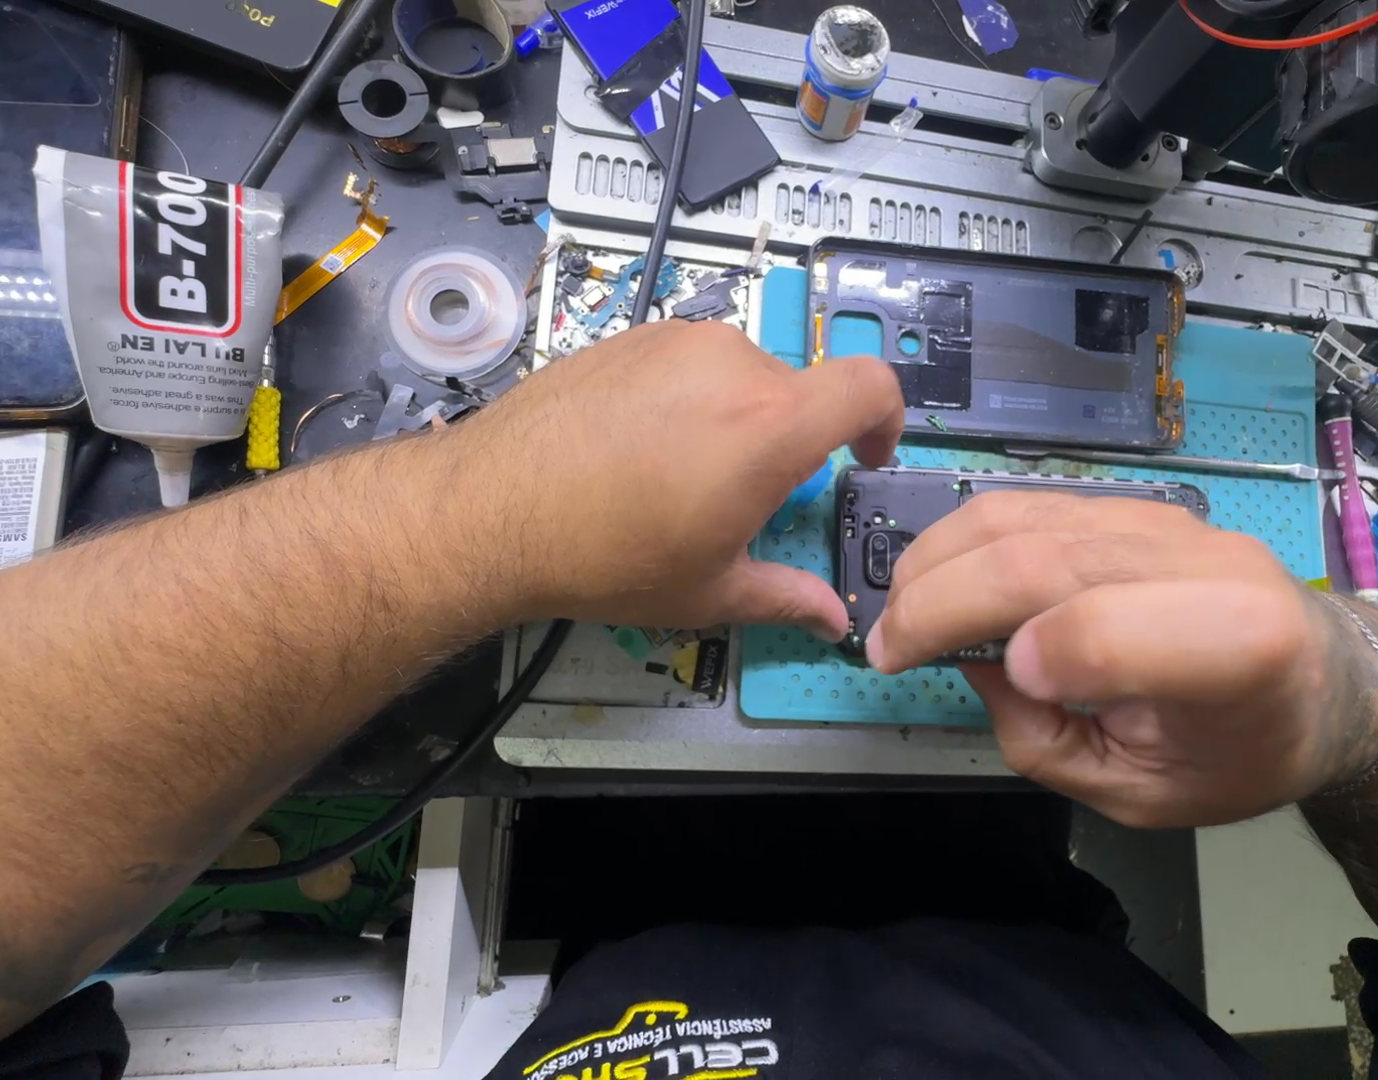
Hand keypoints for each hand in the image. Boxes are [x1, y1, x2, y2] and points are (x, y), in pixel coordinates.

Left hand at [465, 319, 902, 636]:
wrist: (490, 510)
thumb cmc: (609, 557)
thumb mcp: (711, 590)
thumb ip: (788, 598)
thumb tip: (833, 620)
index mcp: (769, 426)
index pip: (871, 385)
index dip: (886, 419)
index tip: (864, 456)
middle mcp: (731, 365)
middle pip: (799, 391)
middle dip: (791, 442)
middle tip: (743, 497)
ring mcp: (677, 342)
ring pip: (743, 376)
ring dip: (739, 419)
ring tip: (684, 474)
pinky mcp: (632, 336)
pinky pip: (691, 362)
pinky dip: (693, 398)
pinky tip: (644, 446)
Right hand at [866, 493, 1353, 827]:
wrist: (1324, 674)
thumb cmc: (1238, 751)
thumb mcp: (1142, 794)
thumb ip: (1046, 741)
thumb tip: (977, 659)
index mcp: (1240, 648)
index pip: (1114, 631)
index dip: (1043, 653)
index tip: (999, 682)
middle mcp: (1199, 561)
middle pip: (1036, 561)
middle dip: (938, 602)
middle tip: (886, 648)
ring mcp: (1155, 519)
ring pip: (1014, 516)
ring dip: (935, 559)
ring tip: (902, 609)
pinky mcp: (1122, 504)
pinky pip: (1021, 504)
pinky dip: (961, 538)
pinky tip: (938, 575)